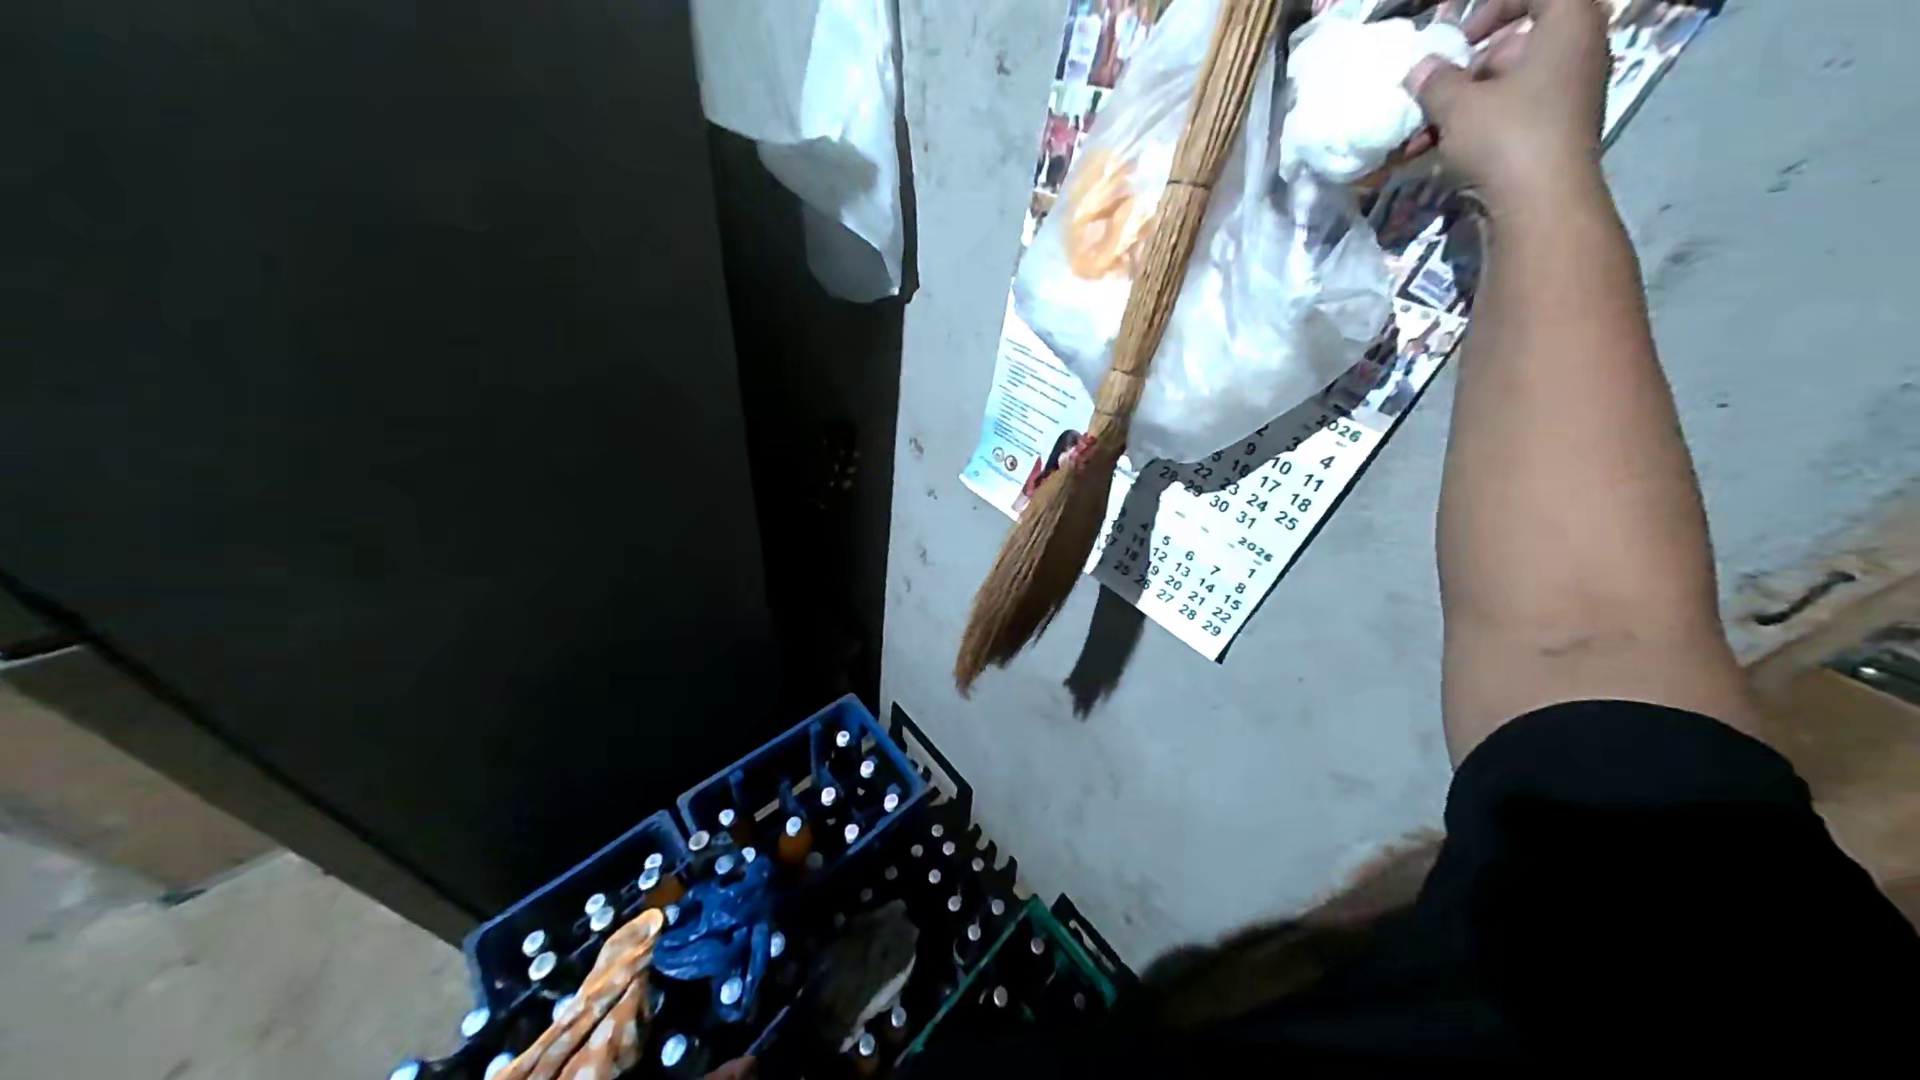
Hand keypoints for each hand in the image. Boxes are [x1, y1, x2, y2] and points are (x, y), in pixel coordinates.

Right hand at [1405, 0, 1611, 208]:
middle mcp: (1578, 51)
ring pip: (1506, 87)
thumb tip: (1420, 68)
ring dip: (1460, 109)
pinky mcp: (1554, 130)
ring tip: (1420, 138)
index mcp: (1569, 25)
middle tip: (1431, 98)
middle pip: (1517, 45)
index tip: (1458, 41)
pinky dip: (1475, 128)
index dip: (1492, 9)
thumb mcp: (1457, 105)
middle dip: (1466, 72)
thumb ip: (1435, 82)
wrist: (1540, 200)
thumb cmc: (1505, 135)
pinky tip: (1438, 152)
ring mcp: (1569, 94)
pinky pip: (1511, 115)